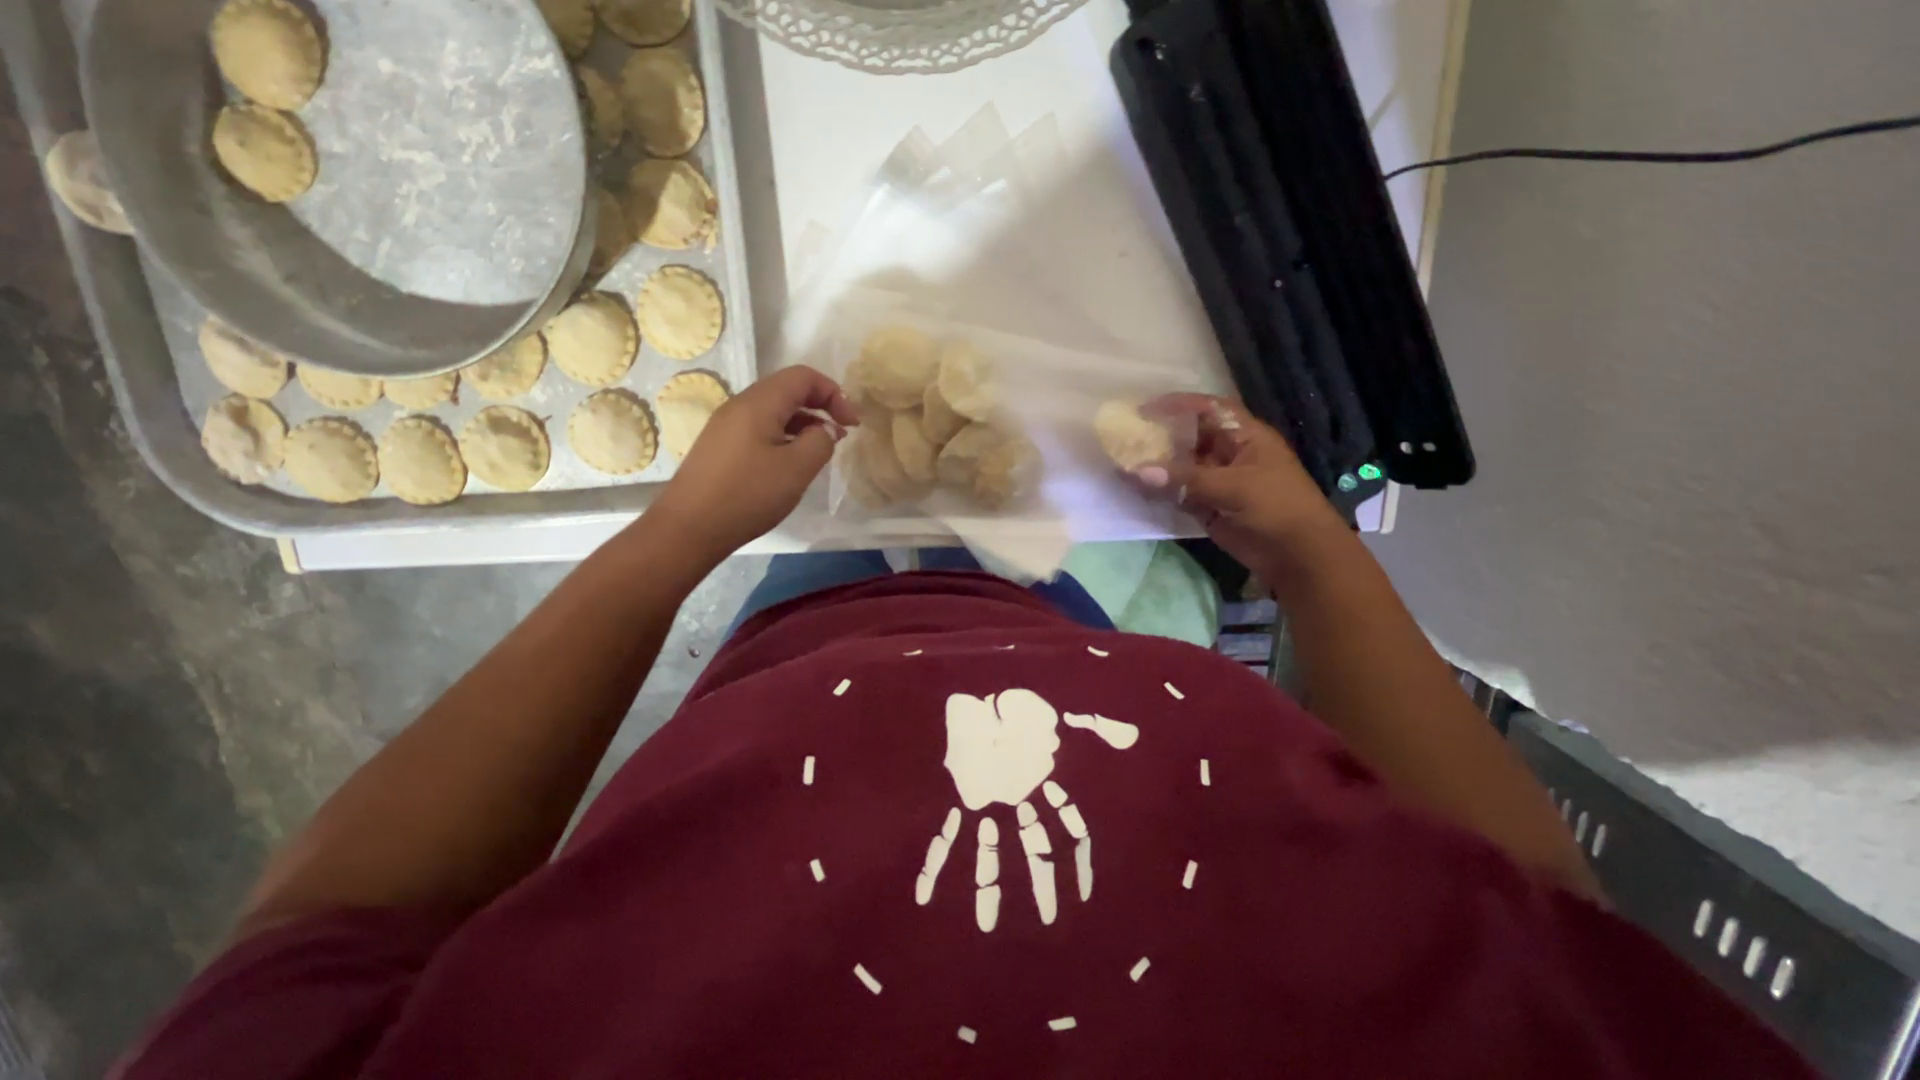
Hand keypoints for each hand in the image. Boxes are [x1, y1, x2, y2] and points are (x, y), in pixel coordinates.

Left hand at [650, 365, 859, 558]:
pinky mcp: (719, 448)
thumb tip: (823, 430)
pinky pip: (758, 430)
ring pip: (773, 412)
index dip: (834, 393)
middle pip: (787, 390)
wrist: (688, 528)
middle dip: (820, 406)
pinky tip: (789, 465)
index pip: (803, 376)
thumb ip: (820, 441)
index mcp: (759, 402)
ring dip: (802, 424)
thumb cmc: (748, 495)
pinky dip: (782, 437)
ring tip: (819, 452)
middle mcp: (740, 405)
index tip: (852, 424)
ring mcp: (725, 426)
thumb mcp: (797, 468)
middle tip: (840, 435)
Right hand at [1137, 394, 1350, 577]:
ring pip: (1182, 467)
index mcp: (1245, 436)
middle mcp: (1230, 454)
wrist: (1299, 556)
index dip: (1178, 405)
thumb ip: (1185, 478)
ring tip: (1122, 461)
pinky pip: (1180, 494)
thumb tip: (1136, 470)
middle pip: (1190, 437)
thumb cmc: (1276, 507)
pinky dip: (1160, 491)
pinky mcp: (1210, 507)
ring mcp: (1219, 482)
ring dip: (1157, 466)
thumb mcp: (1233, 487)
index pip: (1209, 410)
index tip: (1145, 410)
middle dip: (1161, 435)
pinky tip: (1135, 488)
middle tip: (1125, 436)